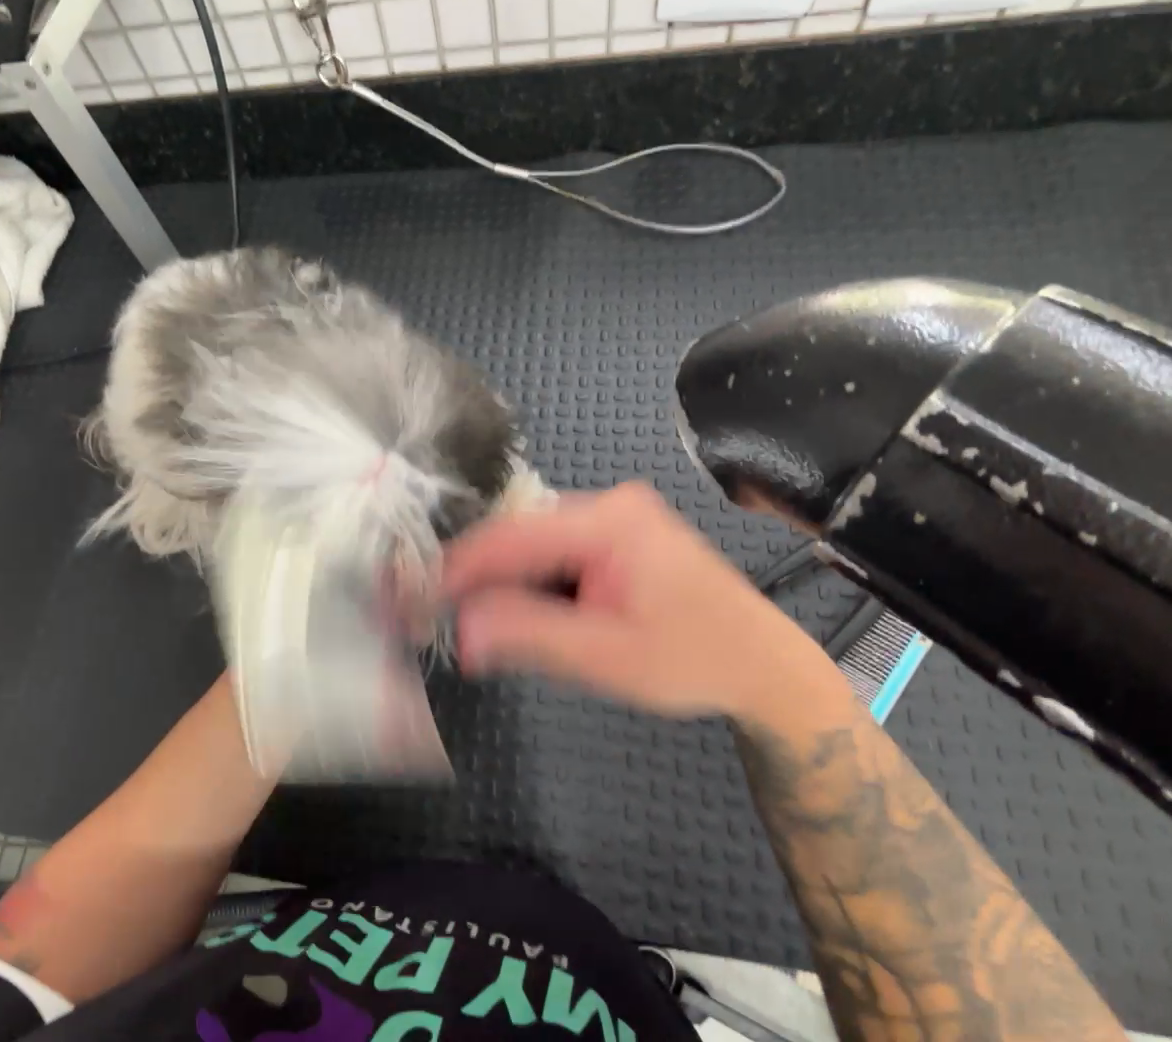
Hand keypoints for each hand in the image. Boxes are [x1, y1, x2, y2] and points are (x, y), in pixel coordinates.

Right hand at [441, 482, 848, 721]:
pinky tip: (515, 616)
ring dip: (499, 585)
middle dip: (472, 579)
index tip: (409, 600)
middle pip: (516, 535)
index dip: (454, 569)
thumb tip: (459, 629)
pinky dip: (527, 584)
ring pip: (530, 546)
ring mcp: (614, 517)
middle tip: (427, 618)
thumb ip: (529, 636)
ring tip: (465, 625)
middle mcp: (609, 504)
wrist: (762, 666)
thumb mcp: (606, 657)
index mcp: (611, 520)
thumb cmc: (695, 661)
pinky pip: (552, 554)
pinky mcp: (615, 536)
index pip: (510, 536)